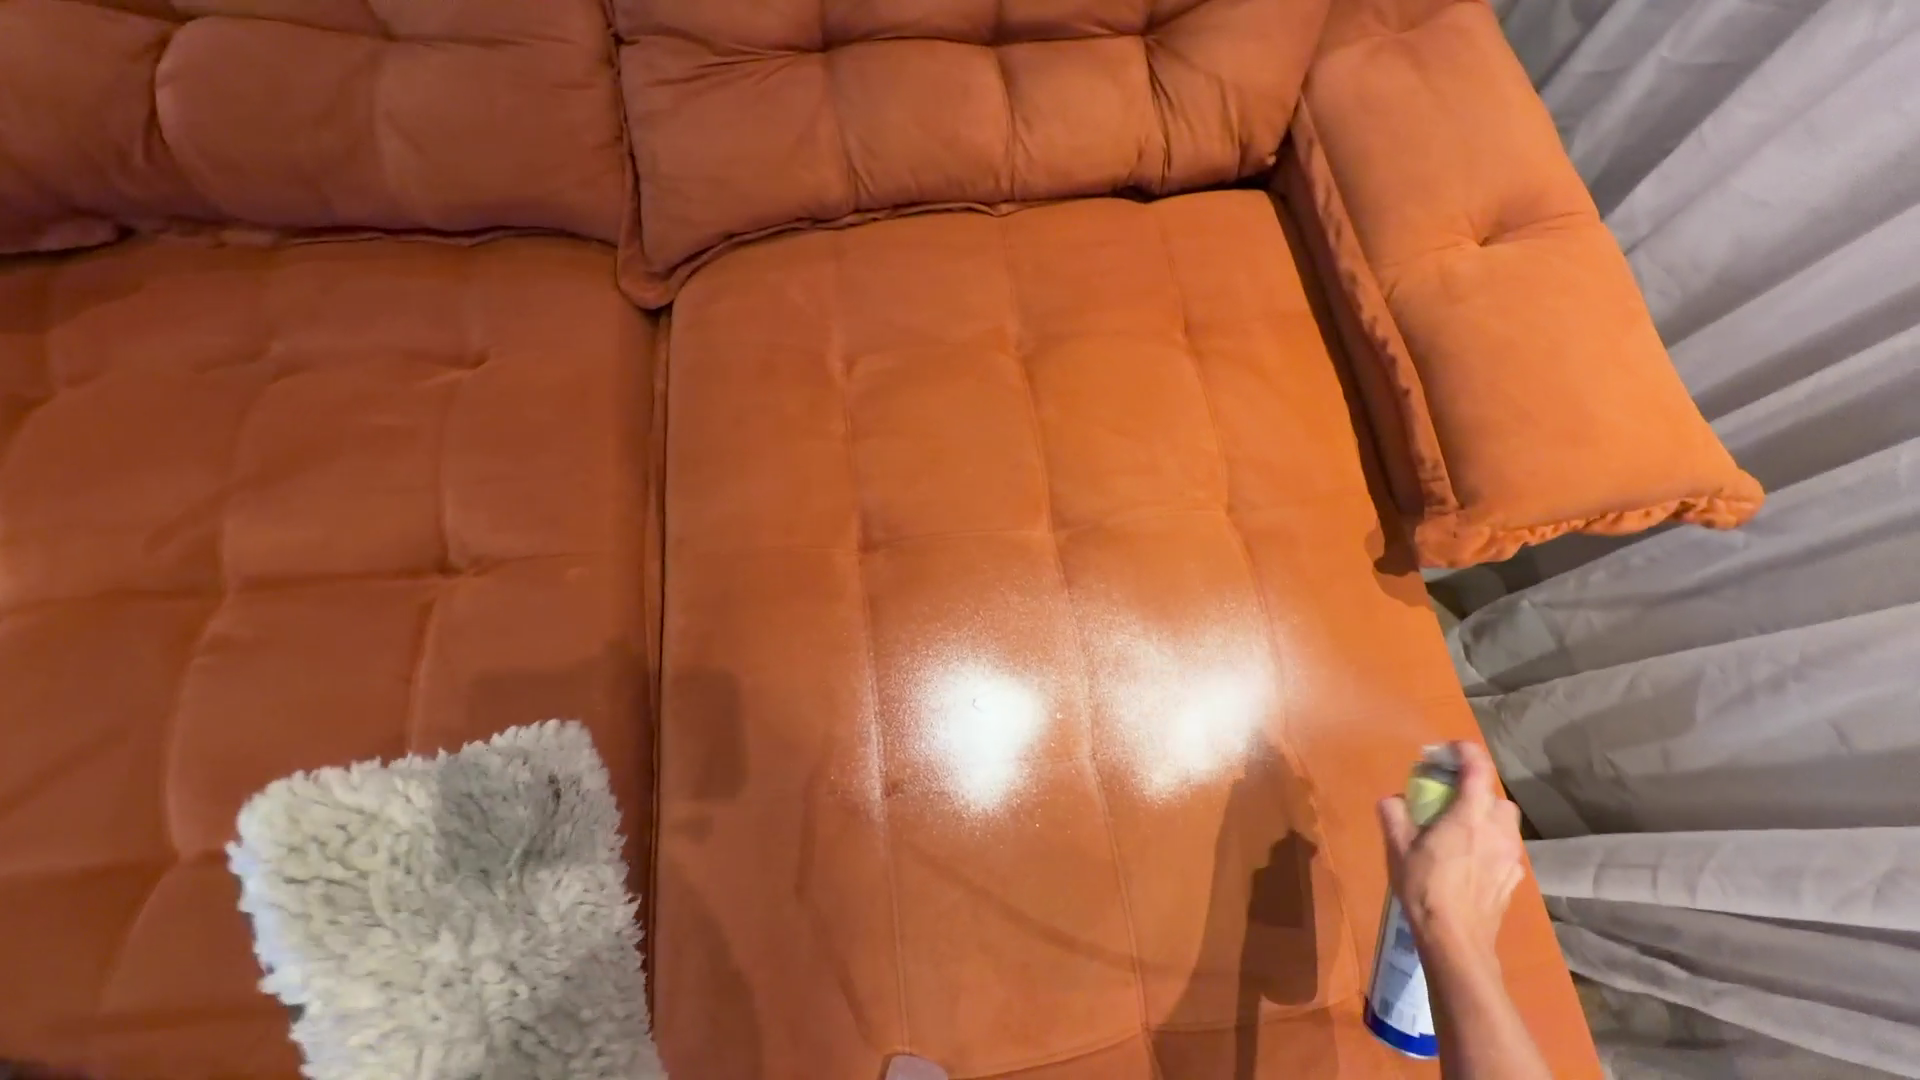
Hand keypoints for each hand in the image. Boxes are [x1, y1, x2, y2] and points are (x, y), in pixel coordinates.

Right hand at [1377, 741, 1525, 962]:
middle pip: (1496, 795)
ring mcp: (1510, 857)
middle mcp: (1496, 831)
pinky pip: (1506, 849)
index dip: (1466, 752)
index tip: (1448, 749)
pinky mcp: (1514, 879)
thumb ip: (1394, 814)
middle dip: (1476, 788)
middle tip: (1449, 795)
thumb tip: (1394, 799)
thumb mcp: (1396, 847)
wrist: (1456, 940)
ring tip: (1461, 827)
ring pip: (1505, 822)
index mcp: (1468, 817)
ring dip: (1486, 815)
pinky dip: (1491, 842)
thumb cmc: (1424, 887)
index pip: (1478, 770)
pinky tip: (1472, 859)